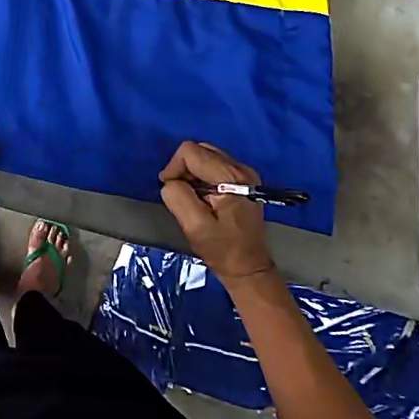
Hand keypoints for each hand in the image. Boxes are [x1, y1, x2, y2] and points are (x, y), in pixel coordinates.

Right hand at [158, 141, 275, 284]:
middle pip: (200, 151)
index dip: (174, 168)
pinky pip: (214, 167)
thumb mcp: (195, 227)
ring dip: (192, 175)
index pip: (191, 152)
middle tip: (183, 197)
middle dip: (183, 170)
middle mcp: (241, 168)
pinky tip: (203, 199)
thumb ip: (179, 198)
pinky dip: (202, 179)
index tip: (172, 191)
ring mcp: (244, 173)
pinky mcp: (243, 181)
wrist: (249, 267)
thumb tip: (170, 181)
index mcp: (232, 177)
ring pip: (206, 157)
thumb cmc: (223, 250)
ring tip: (193, 200)